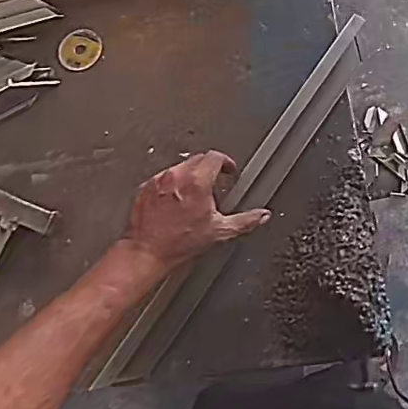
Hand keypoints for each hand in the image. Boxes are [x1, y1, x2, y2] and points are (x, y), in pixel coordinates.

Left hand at [119, 151, 270, 267]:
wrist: (147, 252)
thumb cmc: (178, 243)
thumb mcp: (219, 232)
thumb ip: (245, 221)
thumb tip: (261, 216)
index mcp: (197, 181)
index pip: (215, 157)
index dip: (226, 162)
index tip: (228, 170)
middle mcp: (176, 176)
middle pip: (198, 159)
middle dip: (209, 168)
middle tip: (215, 182)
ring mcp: (159, 180)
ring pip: (180, 167)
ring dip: (191, 175)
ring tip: (195, 194)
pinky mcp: (146, 187)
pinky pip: (164, 177)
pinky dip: (172, 184)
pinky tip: (176, 201)